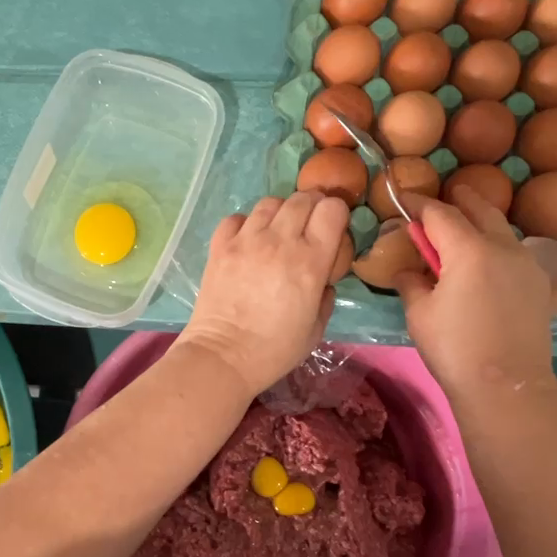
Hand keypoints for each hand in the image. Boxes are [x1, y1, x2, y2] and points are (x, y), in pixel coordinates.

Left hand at [177, 191, 347, 398]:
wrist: (223, 357)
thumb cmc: (274, 350)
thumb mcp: (316, 329)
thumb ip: (325, 296)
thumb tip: (323, 279)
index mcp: (310, 261)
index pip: (332, 210)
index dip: (336, 214)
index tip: (333, 228)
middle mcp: (279, 241)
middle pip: (302, 199)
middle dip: (311, 206)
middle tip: (308, 226)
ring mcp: (246, 241)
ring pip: (270, 203)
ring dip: (279, 212)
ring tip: (277, 231)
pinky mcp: (220, 247)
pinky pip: (236, 218)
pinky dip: (246, 223)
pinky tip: (248, 240)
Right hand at [394, 187, 554, 397]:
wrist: (505, 385)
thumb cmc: (454, 349)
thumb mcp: (419, 314)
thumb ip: (412, 283)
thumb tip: (409, 271)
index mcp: (469, 249)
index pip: (440, 214)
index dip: (420, 204)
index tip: (404, 200)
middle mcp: (503, 247)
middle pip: (480, 210)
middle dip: (460, 200)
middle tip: (446, 194)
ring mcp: (526, 264)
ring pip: (501, 229)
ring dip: (481, 221)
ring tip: (465, 225)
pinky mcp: (538, 284)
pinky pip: (514, 251)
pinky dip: (497, 244)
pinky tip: (486, 259)